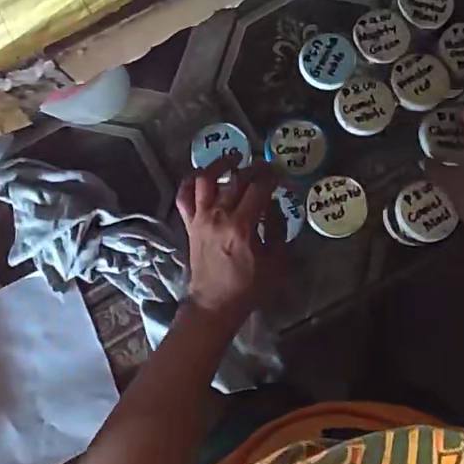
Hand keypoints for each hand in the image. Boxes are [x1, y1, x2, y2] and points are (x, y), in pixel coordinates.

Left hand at [174, 155, 284, 319]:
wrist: (214, 304)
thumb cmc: (248, 287)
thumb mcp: (275, 262)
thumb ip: (278, 230)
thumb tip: (275, 206)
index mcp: (241, 226)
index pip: (258, 189)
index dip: (271, 178)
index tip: (280, 174)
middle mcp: (217, 216)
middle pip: (235, 180)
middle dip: (253, 169)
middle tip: (264, 167)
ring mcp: (200, 218)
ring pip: (205, 180)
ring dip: (220, 165)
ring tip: (233, 160)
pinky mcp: (189, 224)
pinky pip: (184, 196)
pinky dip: (190, 182)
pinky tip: (202, 176)